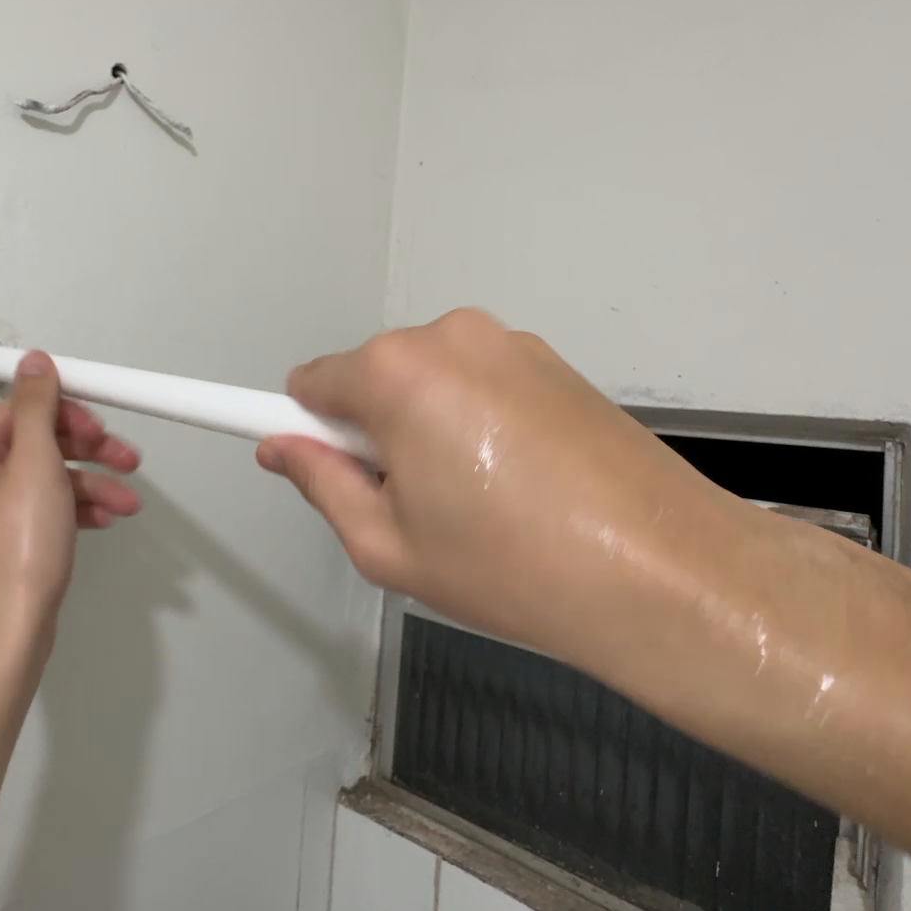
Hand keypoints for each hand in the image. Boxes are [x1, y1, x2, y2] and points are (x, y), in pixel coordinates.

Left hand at [0, 352, 141, 652]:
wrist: (6, 637)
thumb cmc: (9, 565)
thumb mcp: (34, 466)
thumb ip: (38, 408)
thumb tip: (34, 364)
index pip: (23, 410)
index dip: (68, 412)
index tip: (100, 418)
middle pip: (41, 442)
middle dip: (89, 449)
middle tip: (123, 456)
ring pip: (52, 478)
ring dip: (93, 482)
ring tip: (125, 497)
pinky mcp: (12, 540)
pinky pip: (51, 508)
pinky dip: (81, 509)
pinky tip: (105, 517)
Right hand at [256, 309, 761, 671]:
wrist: (666, 573)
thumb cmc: (518, 566)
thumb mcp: (388, 544)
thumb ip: (320, 483)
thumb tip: (285, 450)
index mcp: (397, 376)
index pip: (300, 386)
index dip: (271, 415)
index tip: (244, 422)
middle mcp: (448, 337)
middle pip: (364, 380)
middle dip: (366, 433)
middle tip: (407, 504)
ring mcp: (505, 341)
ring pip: (421, 380)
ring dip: (420, 426)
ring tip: (472, 498)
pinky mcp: (547, 357)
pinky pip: (472, 380)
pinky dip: (468, 418)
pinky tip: (510, 476)